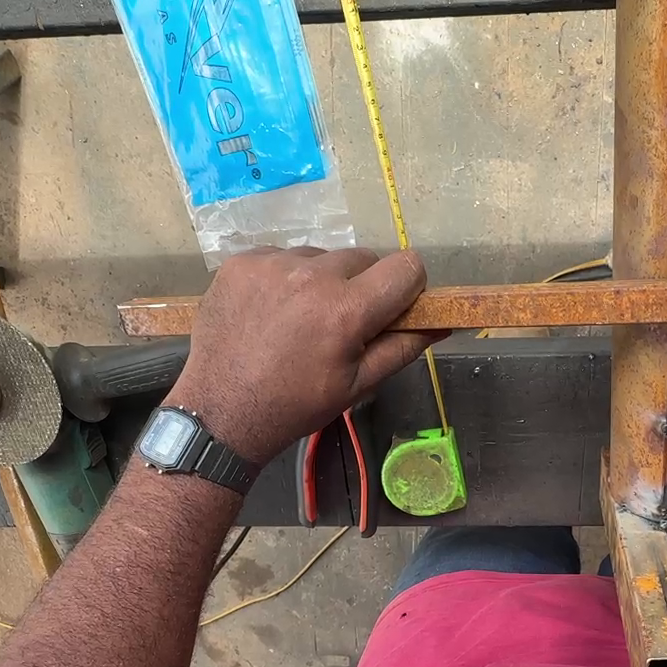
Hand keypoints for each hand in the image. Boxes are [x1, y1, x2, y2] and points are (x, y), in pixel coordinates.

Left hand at [165, 247, 444, 465]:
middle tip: (342, 324)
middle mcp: (311, 275)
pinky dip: (287, 278)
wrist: (224, 410)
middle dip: (363, 286)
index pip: (406, 266)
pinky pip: (283, 256)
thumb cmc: (299, 404)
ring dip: (323, 280)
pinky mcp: (241, 262)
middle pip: (363, 257)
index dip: (408, 287)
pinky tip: (274, 311)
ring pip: (322, 255)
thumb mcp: (359, 385)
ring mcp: (271, 264)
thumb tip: (442, 322)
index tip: (395, 307)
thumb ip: (403, 347)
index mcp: (346, 311)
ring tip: (302, 319)